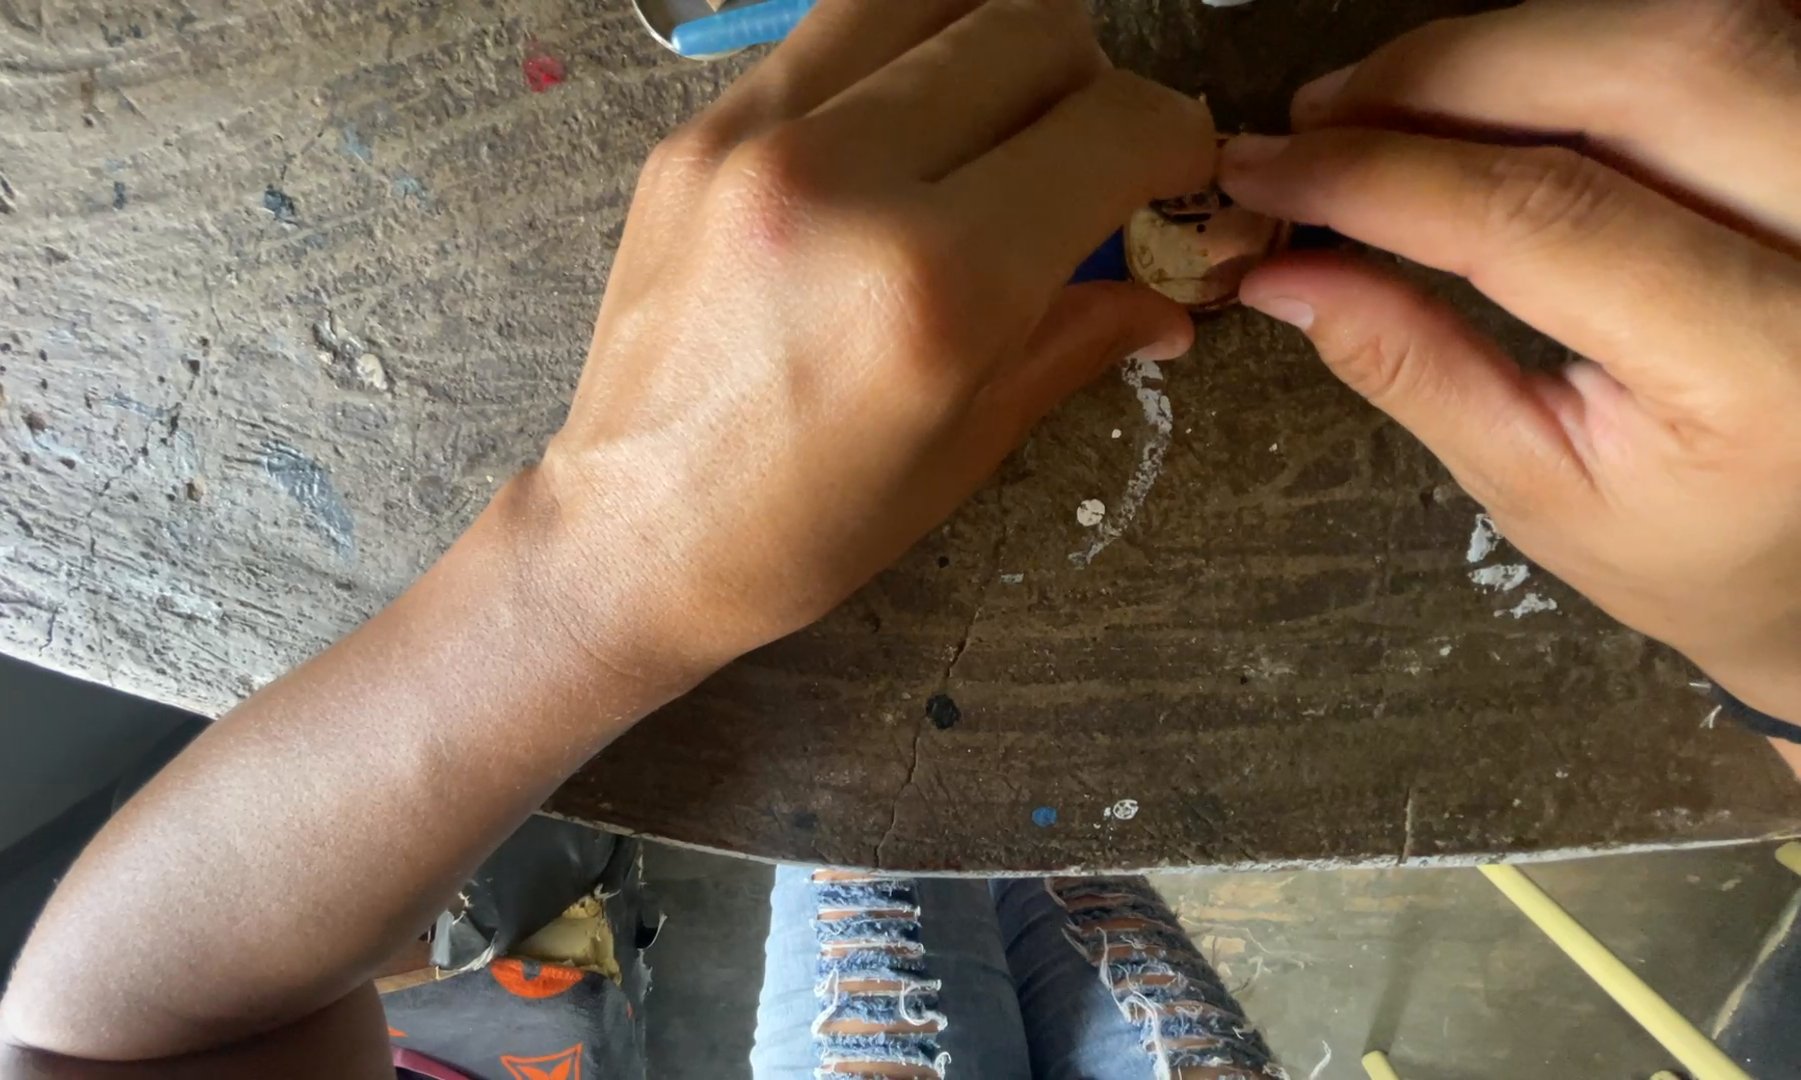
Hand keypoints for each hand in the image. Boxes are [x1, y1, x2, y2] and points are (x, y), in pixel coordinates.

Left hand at [534, 0, 1214, 672]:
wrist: (635, 538)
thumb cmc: (803, 534)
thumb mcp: (959, 455)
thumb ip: (1073, 345)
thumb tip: (1169, 298)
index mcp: (936, 285)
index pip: (1113, 128)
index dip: (1176, 141)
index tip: (1176, 175)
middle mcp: (845, 177)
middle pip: (1033, 26)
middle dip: (1093, 86)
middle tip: (1082, 167)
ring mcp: (752, 139)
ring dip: (995, 48)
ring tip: (992, 139)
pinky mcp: (692, 137)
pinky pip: (830, 39)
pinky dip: (896, 65)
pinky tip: (894, 146)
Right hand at [1216, 0, 1800, 717]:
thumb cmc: (1675, 541)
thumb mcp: (1522, 478)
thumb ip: (1405, 365)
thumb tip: (1277, 278)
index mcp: (1760, 362)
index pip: (1535, 218)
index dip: (1373, 178)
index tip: (1259, 169)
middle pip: (1647, 68)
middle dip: (1441, 72)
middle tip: (1312, 111)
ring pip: (1702, 20)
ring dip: (1502, 43)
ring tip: (1372, 97)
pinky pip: (1733, 32)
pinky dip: (1579, 44)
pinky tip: (1485, 87)